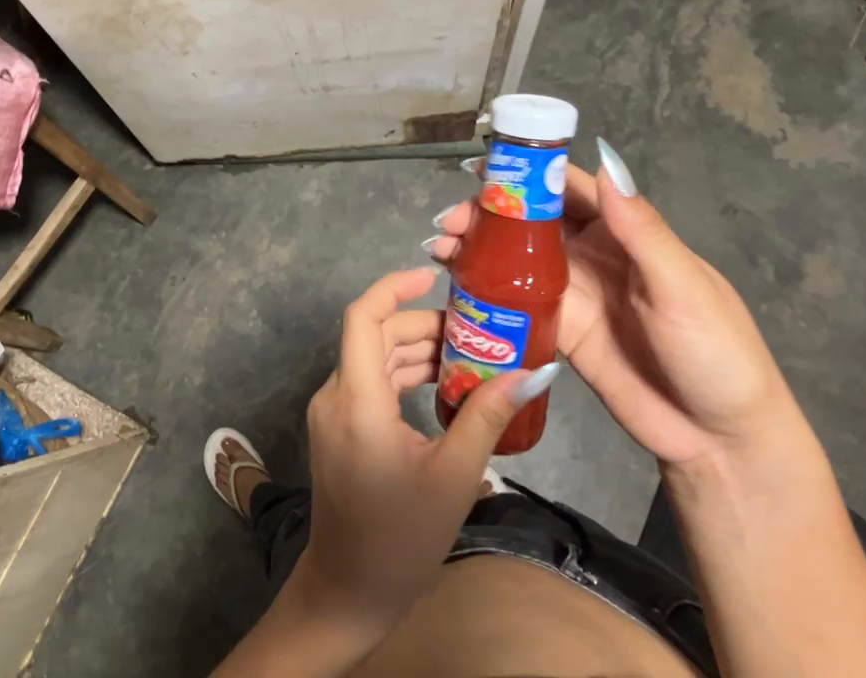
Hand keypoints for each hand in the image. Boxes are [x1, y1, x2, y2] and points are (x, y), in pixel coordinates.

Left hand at [297, 268, 553, 630]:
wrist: (349, 589)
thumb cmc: (401, 536)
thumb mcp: (454, 475)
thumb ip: (488, 416)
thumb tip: (533, 372)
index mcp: (356, 399)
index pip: (363, 317)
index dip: (393, 287)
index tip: (432, 276)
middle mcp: (335, 396)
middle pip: (374, 336)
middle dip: (423, 327)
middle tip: (478, 333)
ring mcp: (331, 414)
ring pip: (372, 360)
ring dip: (416, 353)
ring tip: (471, 358)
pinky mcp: (337, 430)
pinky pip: (368, 385)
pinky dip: (402, 377)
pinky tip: (444, 388)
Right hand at [429, 141, 794, 467]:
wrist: (717, 439)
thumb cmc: (716, 354)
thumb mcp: (684, 289)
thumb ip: (642, 231)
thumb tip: (605, 162)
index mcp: (627, 235)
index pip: (572, 190)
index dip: (529, 174)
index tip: (484, 166)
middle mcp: (594, 257)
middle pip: (533, 222)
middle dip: (489, 212)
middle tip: (450, 219)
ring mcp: (574, 296)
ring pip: (515, 259)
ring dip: (478, 247)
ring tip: (440, 247)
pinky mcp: (559, 333)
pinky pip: (514, 304)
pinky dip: (482, 290)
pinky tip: (452, 284)